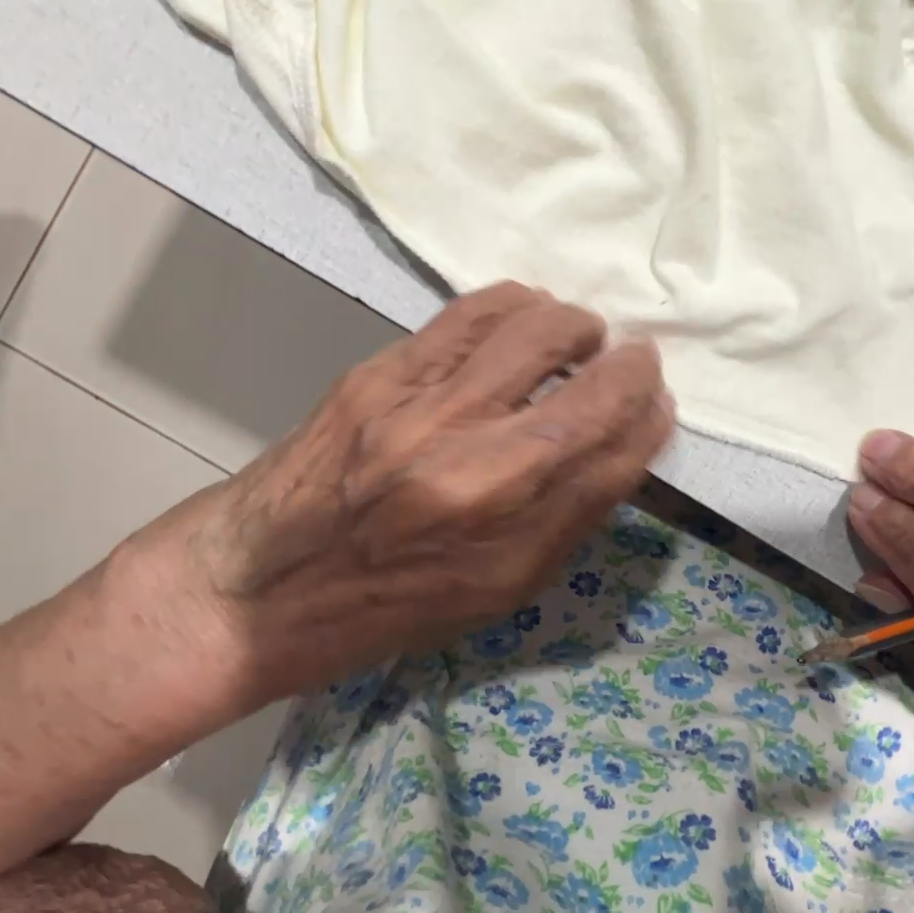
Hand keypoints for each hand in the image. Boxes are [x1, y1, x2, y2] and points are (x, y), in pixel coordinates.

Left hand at [127, 282, 673, 708]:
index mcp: (508, 546)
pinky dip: (514, 306)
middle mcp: (472, 473)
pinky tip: (524, 315)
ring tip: (577, 336)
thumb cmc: (383, 607)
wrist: (256, 587)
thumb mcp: (493, 592)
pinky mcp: (378, 374)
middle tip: (627, 361)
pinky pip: (469, 313)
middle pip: (587, 391)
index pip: (614, 459)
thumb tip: (621, 441)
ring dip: (574, 326)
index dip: (650, 420)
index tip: (657, 400)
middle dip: (628, 366)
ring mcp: (420, 413)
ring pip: (533, 331)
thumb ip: (565, 517)